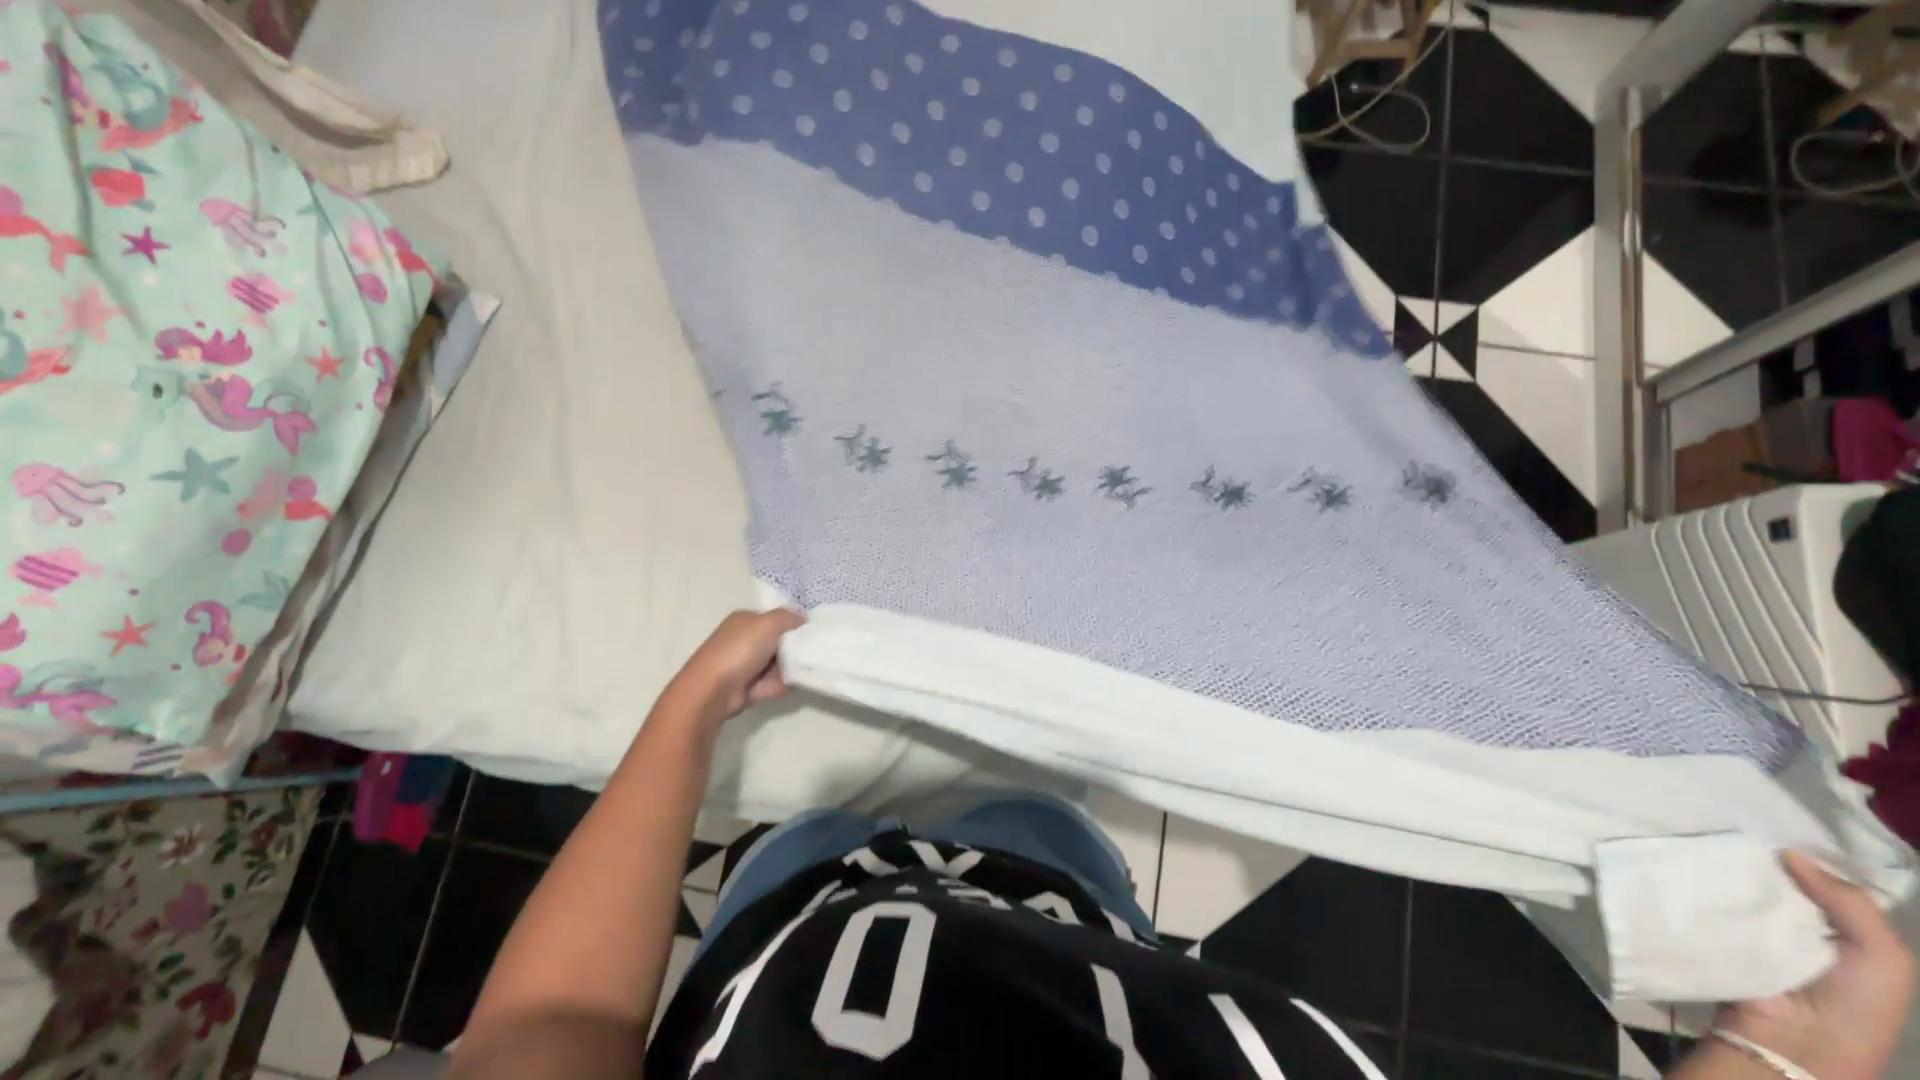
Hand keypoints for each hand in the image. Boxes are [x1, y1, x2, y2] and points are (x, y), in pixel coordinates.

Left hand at [661, 609, 805, 727]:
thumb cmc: (740, 650)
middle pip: (779, 643)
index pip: (775, 619)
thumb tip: (802, 618)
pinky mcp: (748, 686)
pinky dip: (780, 685)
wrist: (714, 690)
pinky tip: (787, 685)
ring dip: (789, 669)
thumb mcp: (768, 623)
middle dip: (793, 650)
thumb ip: (788, 617)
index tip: (810, 634)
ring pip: (778, 665)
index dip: (792, 625)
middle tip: (808, 654)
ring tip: (798, 671)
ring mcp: (745, 664)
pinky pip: (773, 683)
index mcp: (745, 620)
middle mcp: (744, 640)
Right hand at [1713, 851, 1913, 1079]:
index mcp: (1845, 933)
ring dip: (1735, 876)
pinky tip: (1700, 871)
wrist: (1800, 1043)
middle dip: (1768, 864)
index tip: (1784, 833)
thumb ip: (1851, 902)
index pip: (1825, 887)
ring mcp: (1758, 933)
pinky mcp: (1722, 937)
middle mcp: (1802, 930)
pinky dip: (1710, 892)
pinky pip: (1717, 907)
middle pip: (1784, 885)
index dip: (1810, 862)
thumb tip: (1789, 853)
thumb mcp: (1885, 956)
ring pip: (1748, 893)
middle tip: (1744, 833)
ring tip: (1716, 846)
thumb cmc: (1857, 1003)